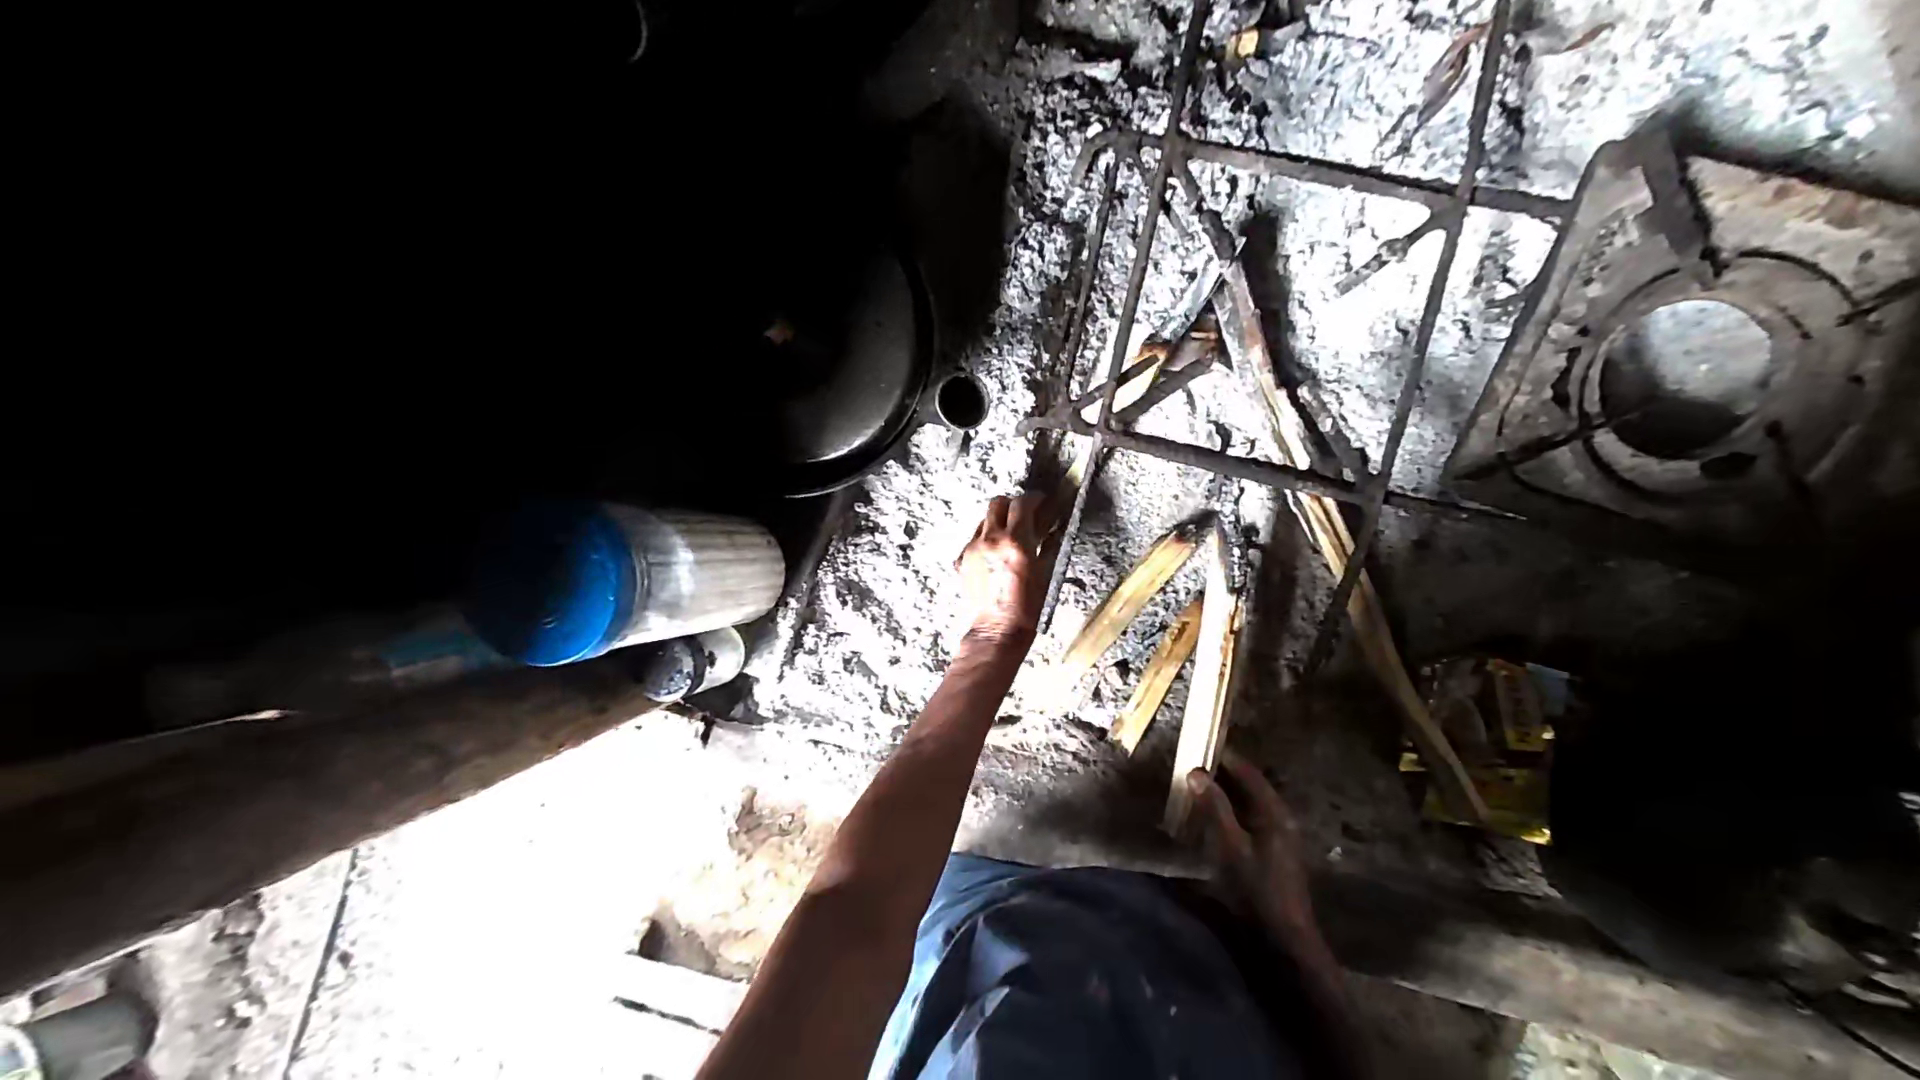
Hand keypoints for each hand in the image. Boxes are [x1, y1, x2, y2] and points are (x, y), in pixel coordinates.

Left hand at [955, 493, 1043, 641]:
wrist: (997, 628)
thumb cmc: (1027, 606)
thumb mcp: (1046, 572)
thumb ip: (1049, 544)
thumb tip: (1055, 526)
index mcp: (1015, 541)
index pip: (1022, 503)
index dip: (1034, 498)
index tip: (1041, 501)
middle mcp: (991, 539)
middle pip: (998, 503)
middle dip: (1012, 504)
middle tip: (1024, 514)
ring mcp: (973, 548)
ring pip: (984, 519)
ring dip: (998, 520)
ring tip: (1010, 534)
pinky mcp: (962, 559)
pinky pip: (974, 538)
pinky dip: (986, 538)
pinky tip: (995, 552)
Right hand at [1187, 753, 1315, 936]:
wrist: (1283, 939)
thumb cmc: (1257, 889)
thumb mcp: (1231, 846)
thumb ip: (1215, 807)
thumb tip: (1197, 771)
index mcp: (1274, 811)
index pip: (1247, 771)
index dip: (1223, 756)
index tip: (1196, 743)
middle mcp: (1279, 817)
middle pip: (1248, 784)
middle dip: (1220, 773)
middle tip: (1189, 763)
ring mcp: (1277, 835)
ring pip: (1246, 801)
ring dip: (1223, 792)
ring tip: (1193, 785)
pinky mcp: (1271, 850)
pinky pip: (1247, 817)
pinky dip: (1228, 810)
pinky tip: (1208, 816)